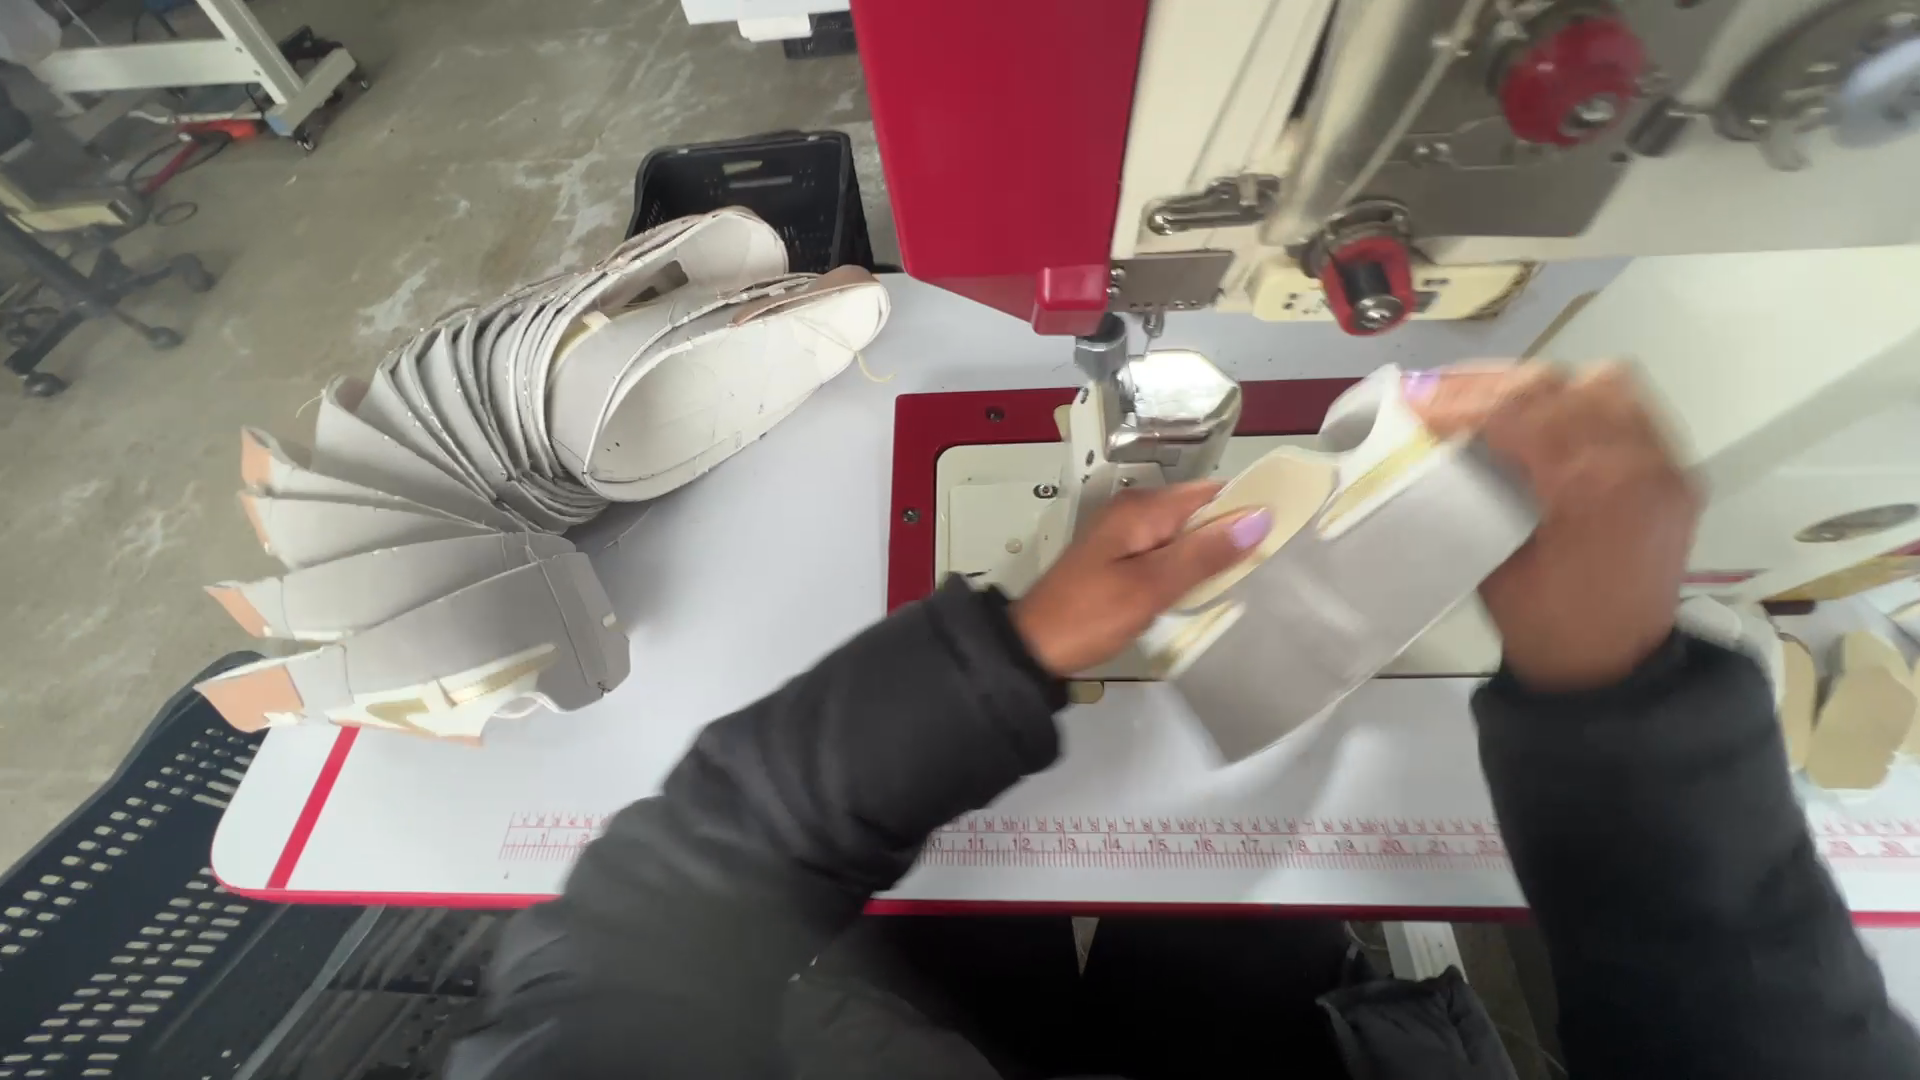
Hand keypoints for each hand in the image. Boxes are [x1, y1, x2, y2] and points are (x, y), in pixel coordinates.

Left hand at [1011, 483, 1272, 676]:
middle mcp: (1134, 513)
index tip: (1290, 526)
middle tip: (1280, 559)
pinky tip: (1211, 587)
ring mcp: (1125, 537)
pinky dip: (1190, 566)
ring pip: (1184, 534)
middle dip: (1235, 531)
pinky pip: (1167, 553)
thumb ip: (1203, 553)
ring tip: (1258, 574)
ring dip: (1214, 552)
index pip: (1209, 492)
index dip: (1248, 505)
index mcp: (1141, 510)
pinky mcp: (1121, 560)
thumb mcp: (1150, 586)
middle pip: (1198, 512)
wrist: (1034, 647)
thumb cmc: (1090, 615)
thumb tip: (1258, 517)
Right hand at [1405, 362, 1700, 690]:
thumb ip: (1477, 494)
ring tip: (1482, 399)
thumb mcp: (1492, 559)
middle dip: (1489, 384)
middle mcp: (1641, 465)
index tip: (1409, 405)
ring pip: (1602, 383)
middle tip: (1433, 395)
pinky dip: (1570, 400)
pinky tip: (1531, 418)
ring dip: (1536, 385)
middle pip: (1562, 386)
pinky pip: (1622, 407)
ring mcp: (1664, 463)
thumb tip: (1435, 448)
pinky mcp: (1668, 468)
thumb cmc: (1540, 623)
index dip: (1457, 402)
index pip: (1521, 413)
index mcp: (1593, 493)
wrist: (1612, 664)